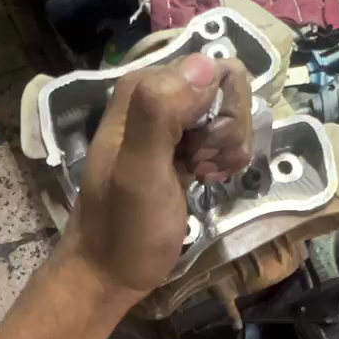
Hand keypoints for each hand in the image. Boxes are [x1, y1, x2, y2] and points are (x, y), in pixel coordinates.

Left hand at [60, 52, 252, 299]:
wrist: (109, 274)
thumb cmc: (125, 230)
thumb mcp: (138, 174)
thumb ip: (160, 113)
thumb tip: (207, 64)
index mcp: (141, 90)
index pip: (211, 68)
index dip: (220, 109)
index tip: (203, 152)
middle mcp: (155, 98)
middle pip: (224, 87)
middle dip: (228, 129)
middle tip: (205, 167)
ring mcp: (168, 126)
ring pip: (226, 113)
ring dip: (228, 147)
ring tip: (206, 176)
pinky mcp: (180, 152)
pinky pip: (219, 136)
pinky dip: (224, 159)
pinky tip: (209, 180)